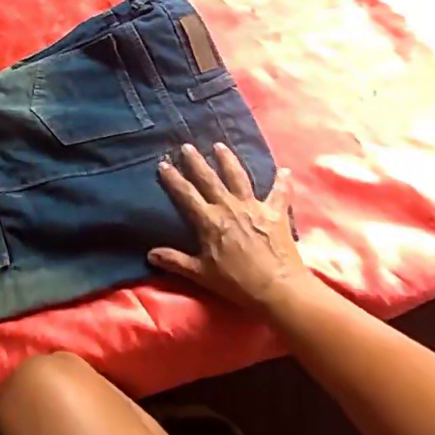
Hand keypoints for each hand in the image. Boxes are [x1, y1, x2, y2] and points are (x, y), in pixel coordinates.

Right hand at [148, 143, 321, 312]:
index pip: (186, 194)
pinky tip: (284, 170)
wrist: (278, 289)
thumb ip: (175, 261)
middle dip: (196, 161)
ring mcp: (253, 207)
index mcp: (209, 221)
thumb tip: (150, 254)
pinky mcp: (275, 213)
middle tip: (187, 146)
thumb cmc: (237, 283)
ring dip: (228, 160)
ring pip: (238, 177)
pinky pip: (279, 193)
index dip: (173, 178)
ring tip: (221, 145)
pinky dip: (282, 181)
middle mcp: (229, 207)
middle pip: (209, 179)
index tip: (163, 163)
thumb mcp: (201, 274)